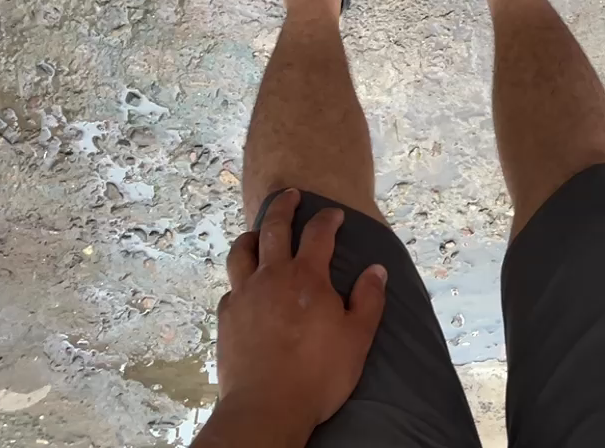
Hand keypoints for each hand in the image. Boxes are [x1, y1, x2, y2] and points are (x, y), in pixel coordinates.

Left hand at [201, 190, 387, 445]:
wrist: (266, 409)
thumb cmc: (317, 375)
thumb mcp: (357, 338)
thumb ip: (368, 299)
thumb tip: (377, 269)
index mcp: (307, 276)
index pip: (319, 232)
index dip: (328, 218)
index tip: (335, 214)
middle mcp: (273, 275)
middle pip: (275, 226)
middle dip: (284, 205)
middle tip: (290, 194)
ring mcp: (245, 293)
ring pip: (243, 250)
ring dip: (253, 235)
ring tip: (259, 233)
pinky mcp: (227, 315)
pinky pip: (231, 286)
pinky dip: (240, 279)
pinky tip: (246, 287)